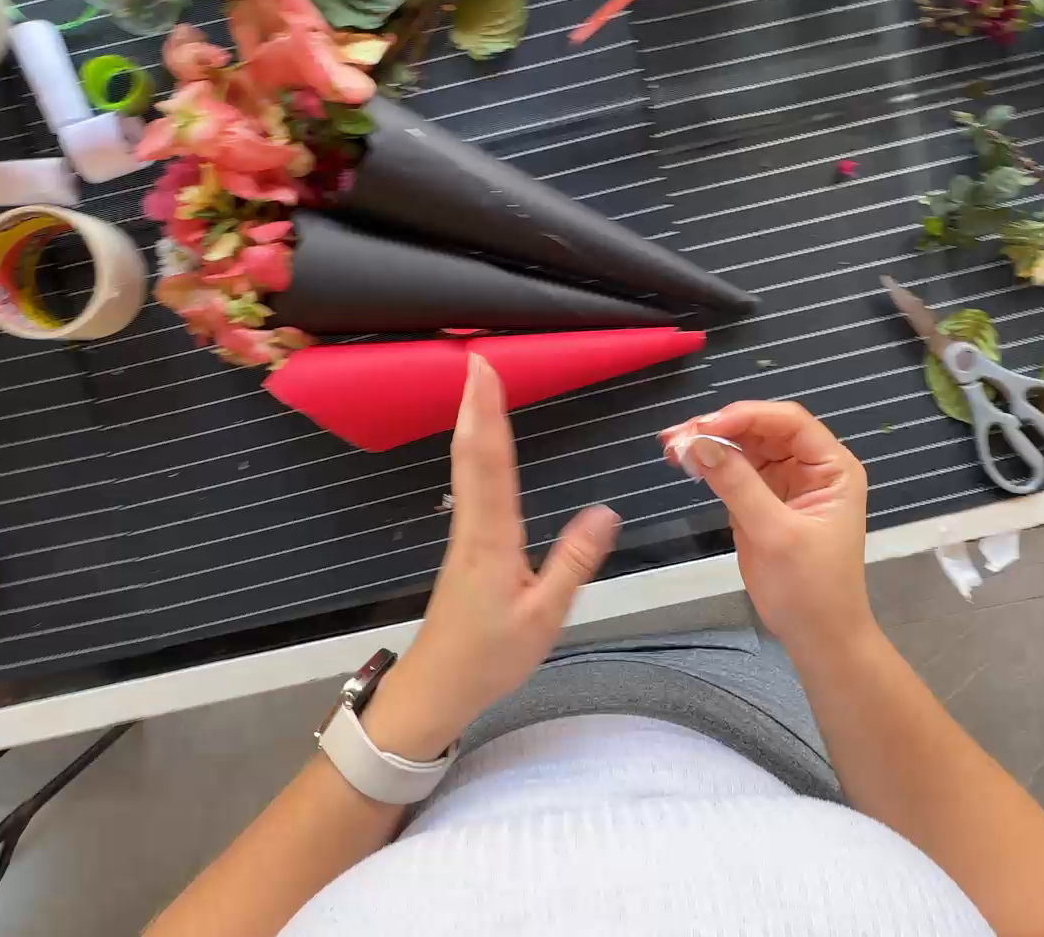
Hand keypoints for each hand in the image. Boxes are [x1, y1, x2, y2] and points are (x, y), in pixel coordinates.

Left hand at [363, 354, 620, 760]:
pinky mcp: (465, 543)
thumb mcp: (545, 616)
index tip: (484, 370)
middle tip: (475, 357)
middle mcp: (473, 524)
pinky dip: (474, 450)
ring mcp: (465, 532)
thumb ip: (574, 563)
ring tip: (478, 385)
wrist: (437, 687)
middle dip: (474, 402)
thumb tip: (605, 513)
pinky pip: (469, 484)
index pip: (490, 463)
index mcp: (492, 537)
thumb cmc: (490, 656)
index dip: (488, 413)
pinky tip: (480, 443)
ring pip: (465, 465)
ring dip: (471, 421)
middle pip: (470, 453)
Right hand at [660, 402, 872, 657]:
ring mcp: (786, 482)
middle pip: (762, 429)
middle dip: (719, 428)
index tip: (702, 426)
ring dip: (709, 442)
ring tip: (671, 446)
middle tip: (675, 437)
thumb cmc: (810, 588)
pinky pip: (735, 469)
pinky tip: (684, 462)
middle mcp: (810, 466)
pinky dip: (709, 464)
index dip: (745, 416)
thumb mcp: (775, 534)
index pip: (788, 422)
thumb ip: (737, 484)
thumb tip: (697, 443)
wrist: (818, 638)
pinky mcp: (763, 499)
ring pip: (744, 446)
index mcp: (831, 467)